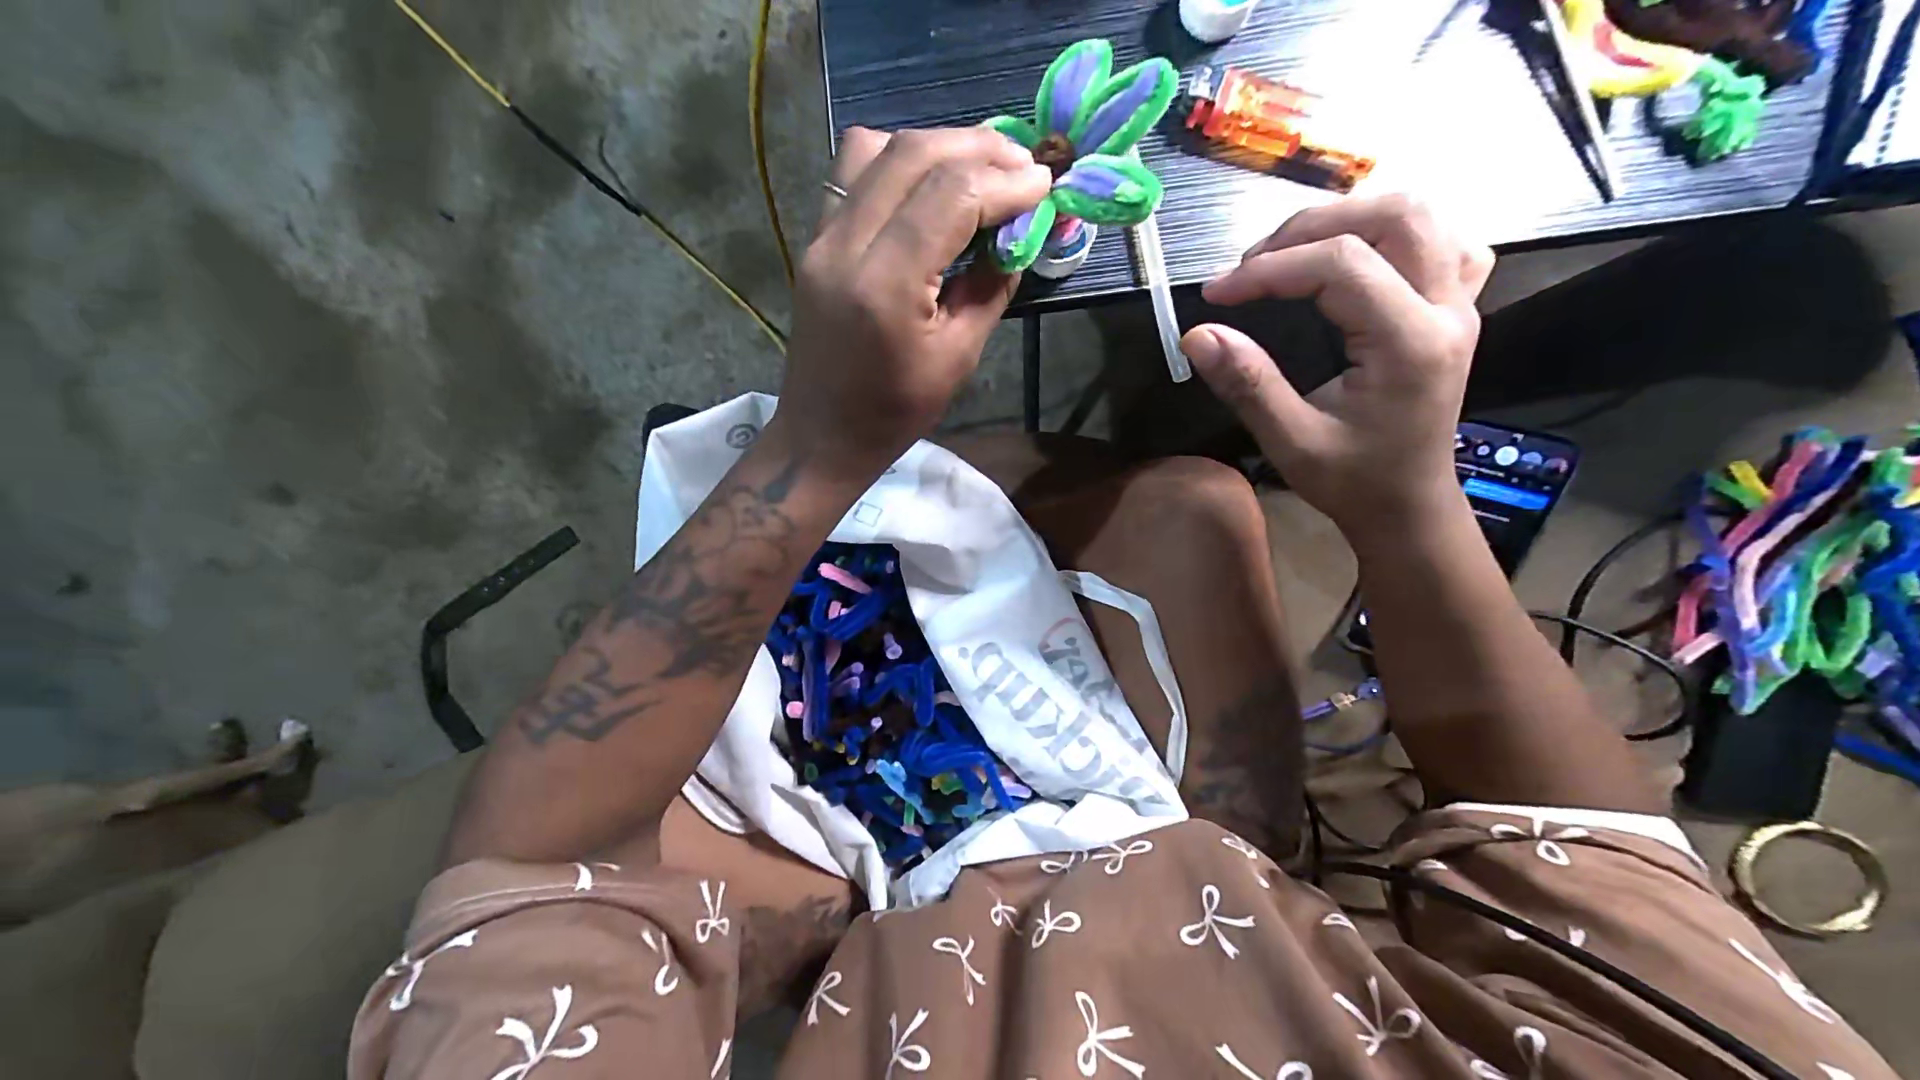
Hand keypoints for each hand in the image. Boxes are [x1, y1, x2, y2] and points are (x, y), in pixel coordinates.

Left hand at [777, 127, 1053, 478]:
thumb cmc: (895, 411)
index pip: (951, 195)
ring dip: (937, 144)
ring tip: (980, 167)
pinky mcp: (815, 239)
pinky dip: (898, 160)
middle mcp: (845, 245)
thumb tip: (1019, 233)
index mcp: (886, 285)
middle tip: (1023, 166)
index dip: (1006, 181)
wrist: (823, 436)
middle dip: (979, 149)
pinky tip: (929, 183)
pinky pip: (852, 171)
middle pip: (914, 154)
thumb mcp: (958, 357)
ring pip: (878, 148)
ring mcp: (822, 237)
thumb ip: (991, 287)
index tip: (1044, 185)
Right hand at [1179, 196, 1493, 537]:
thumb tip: (1197, 335)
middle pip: (1393, 215)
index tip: (1217, 294)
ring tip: (1294, 253)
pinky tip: (1358, 257)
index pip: (1341, 265)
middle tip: (1255, 263)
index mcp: (1410, 343)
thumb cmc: (1353, 481)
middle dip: (1311, 226)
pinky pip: (1441, 241)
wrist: (1408, 505)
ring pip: (1420, 216)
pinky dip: (1393, 234)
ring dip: (1350, 218)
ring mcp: (1459, 305)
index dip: (1269, 269)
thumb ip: (1248, 384)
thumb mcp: (1291, 442)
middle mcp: (1446, 310)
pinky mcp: (1454, 309)